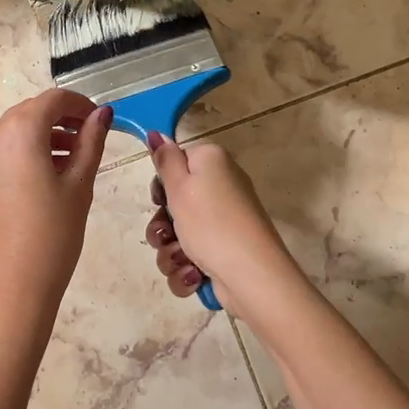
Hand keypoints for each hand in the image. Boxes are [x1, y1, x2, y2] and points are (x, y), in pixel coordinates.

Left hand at [0, 89, 112, 322]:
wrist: (6, 292)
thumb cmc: (51, 235)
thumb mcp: (79, 185)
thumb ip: (90, 143)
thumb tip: (101, 114)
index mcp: (20, 130)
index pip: (54, 99)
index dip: (80, 104)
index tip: (102, 120)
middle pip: (33, 111)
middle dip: (64, 118)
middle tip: (92, 137)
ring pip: (19, 132)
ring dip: (48, 135)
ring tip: (77, 160)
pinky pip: (8, 152)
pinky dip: (31, 153)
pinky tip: (52, 179)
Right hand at [144, 135, 299, 315]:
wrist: (251, 276)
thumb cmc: (211, 223)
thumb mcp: (181, 187)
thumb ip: (165, 160)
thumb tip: (156, 132)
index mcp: (212, 163)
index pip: (175, 165)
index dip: (162, 186)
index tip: (160, 201)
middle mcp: (220, 188)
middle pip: (173, 204)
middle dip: (163, 227)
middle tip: (167, 234)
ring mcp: (223, 222)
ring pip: (178, 235)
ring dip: (172, 252)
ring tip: (184, 261)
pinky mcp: (223, 252)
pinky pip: (191, 258)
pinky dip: (187, 269)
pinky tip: (194, 275)